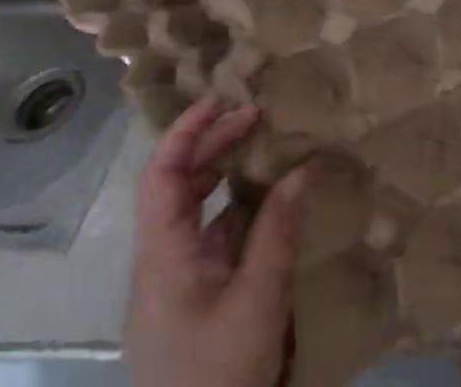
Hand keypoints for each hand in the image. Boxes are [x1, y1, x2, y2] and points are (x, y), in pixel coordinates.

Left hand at [127, 97, 308, 386]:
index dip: (187, 131)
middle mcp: (160, 258)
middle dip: (211, 146)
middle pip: (176, 185)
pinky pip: (208, 239)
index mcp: (162, 253)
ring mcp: (173, 279)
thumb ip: (278, 232)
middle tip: (254, 119)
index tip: (223, 101)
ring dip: (221, 177)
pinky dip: (233, 214)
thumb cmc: (219, 371)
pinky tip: (265, 206)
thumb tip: (300, 170)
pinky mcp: (190, 298)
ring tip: (260, 150)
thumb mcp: (257, 301)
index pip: (161, 173)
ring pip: (192, 211)